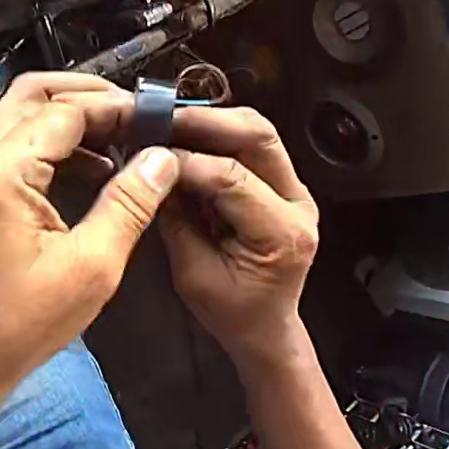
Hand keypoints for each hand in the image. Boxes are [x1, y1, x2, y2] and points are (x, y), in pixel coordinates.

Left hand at [0, 73, 178, 444]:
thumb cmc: (23, 323)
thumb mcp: (92, 265)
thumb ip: (129, 204)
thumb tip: (162, 160)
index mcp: (3, 173)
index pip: (65, 111)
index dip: (115, 109)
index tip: (154, 120)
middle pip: (34, 94)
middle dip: (89, 95)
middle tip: (136, 112)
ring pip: (26, 115)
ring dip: (74, 116)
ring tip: (123, 135)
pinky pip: (23, 146)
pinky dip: (60, 142)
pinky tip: (97, 167)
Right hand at [157, 107, 319, 365]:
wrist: (266, 328)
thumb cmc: (234, 314)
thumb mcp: (193, 275)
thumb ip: (176, 220)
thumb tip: (154, 172)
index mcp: (282, 234)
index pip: (232, 178)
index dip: (186, 161)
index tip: (150, 156)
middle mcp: (298, 205)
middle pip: (259, 137)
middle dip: (207, 121)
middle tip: (163, 120)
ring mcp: (296, 193)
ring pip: (259, 134)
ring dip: (214, 124)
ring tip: (173, 127)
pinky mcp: (284, 188)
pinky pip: (254, 149)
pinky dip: (220, 139)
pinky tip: (190, 142)